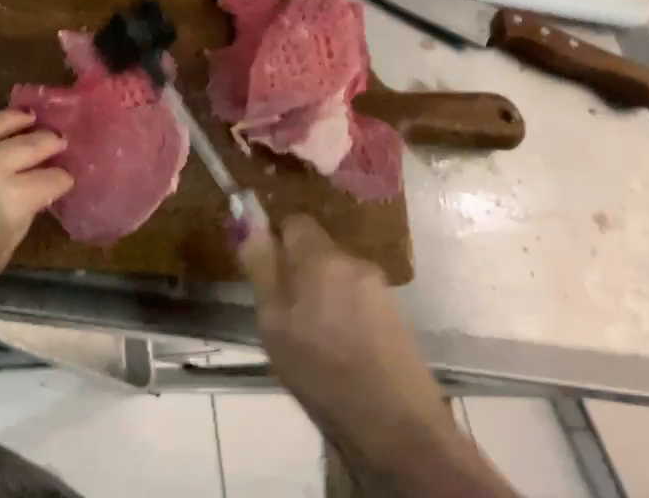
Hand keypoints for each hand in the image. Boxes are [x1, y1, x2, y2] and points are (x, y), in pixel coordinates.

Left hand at [0, 96, 73, 311]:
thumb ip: (19, 221)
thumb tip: (29, 198)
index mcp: (13, 197)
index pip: (50, 180)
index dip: (62, 179)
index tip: (64, 178)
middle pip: (29, 145)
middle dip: (48, 142)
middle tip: (57, 139)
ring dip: (13, 117)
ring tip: (25, 116)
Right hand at [239, 216, 459, 468]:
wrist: (396, 426)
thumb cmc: (319, 368)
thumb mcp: (272, 319)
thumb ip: (261, 267)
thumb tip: (251, 223)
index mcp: (322, 259)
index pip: (294, 221)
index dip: (274, 237)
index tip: (261, 266)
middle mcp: (356, 265)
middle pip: (317, 250)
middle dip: (296, 268)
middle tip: (279, 307)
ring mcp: (382, 292)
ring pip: (336, 277)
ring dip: (319, 292)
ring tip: (307, 333)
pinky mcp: (398, 319)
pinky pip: (356, 299)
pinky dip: (341, 312)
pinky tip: (336, 347)